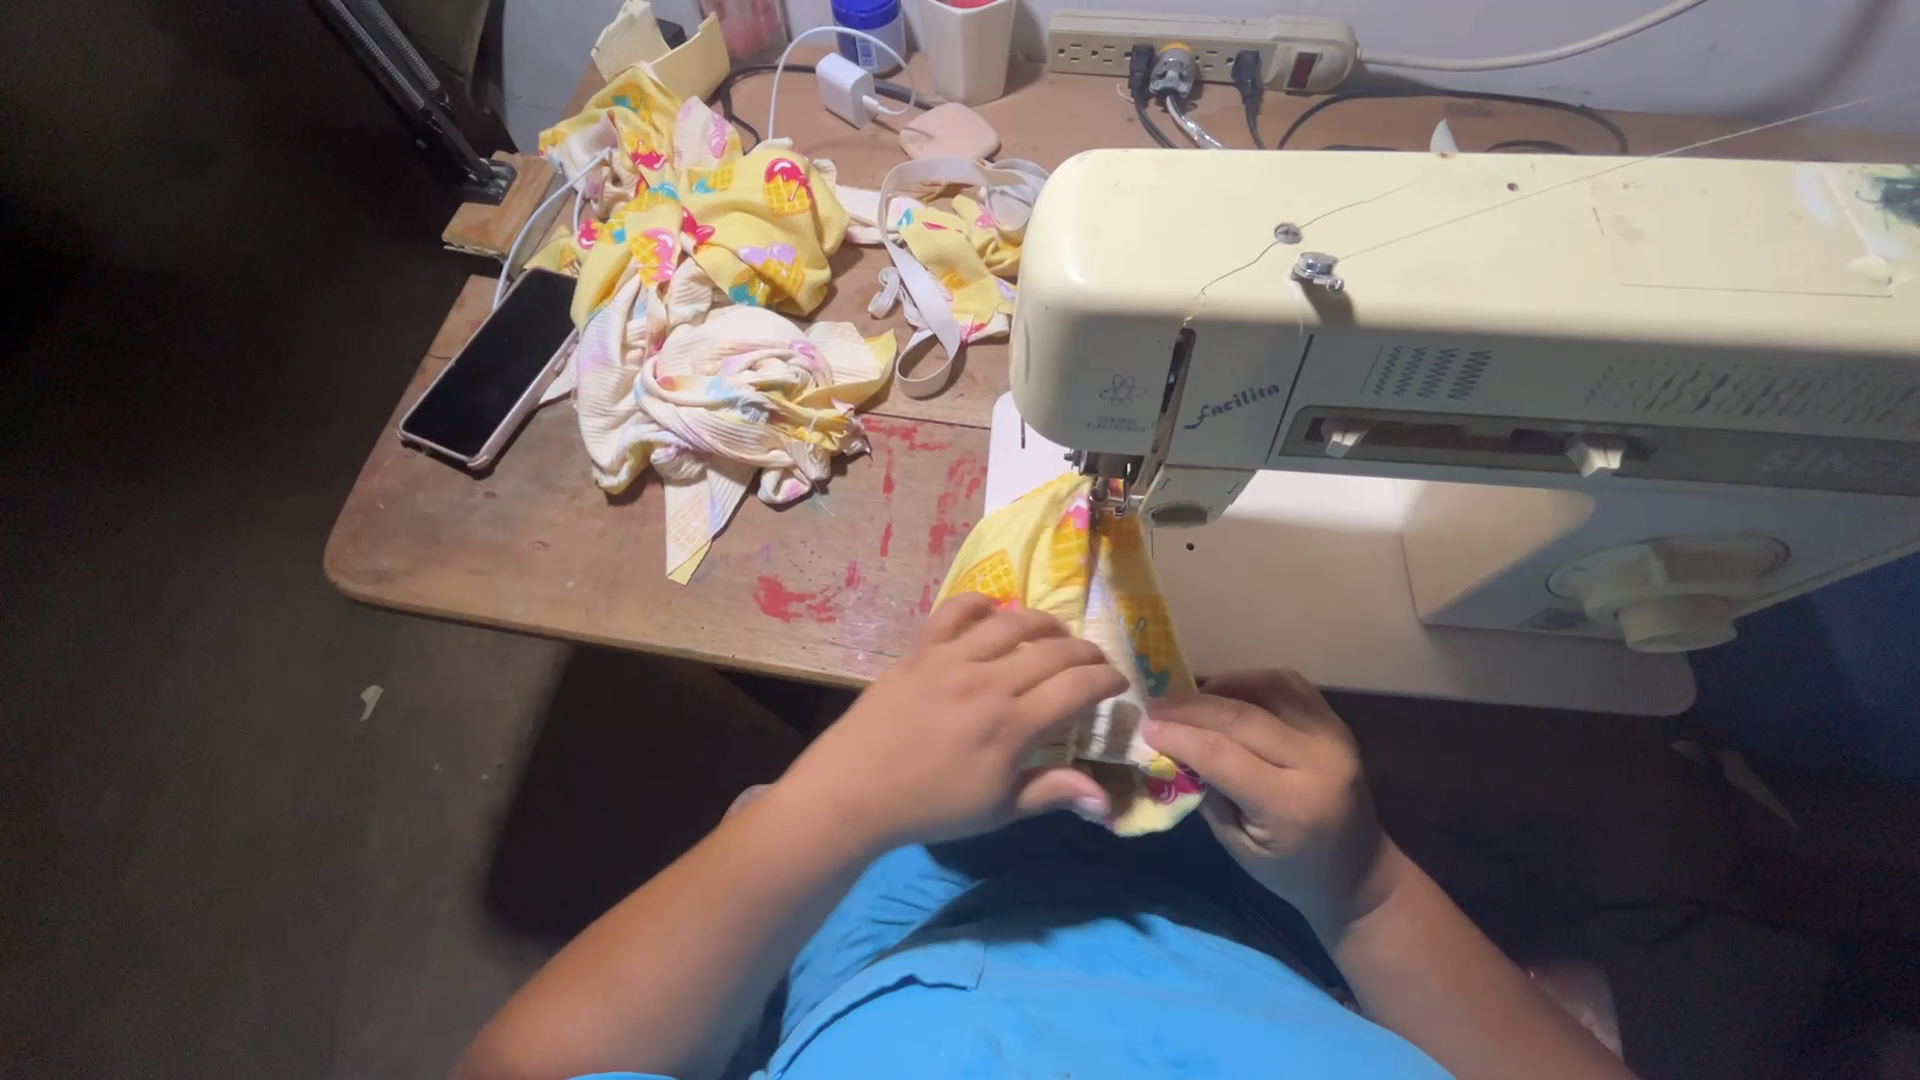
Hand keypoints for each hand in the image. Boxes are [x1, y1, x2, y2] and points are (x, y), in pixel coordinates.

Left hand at [777, 593, 1127, 853]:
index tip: (1118, 683)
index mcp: (1010, 725)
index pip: (1077, 688)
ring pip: (1010, 623)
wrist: (854, 791)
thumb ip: (1052, 793)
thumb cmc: (931, 806)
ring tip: (1056, 634)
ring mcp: (950, 659)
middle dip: (1084, 652)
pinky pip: (954, 611)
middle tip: (1094, 661)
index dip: (1106, 680)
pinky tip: (994, 613)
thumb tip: (1108, 801)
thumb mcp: (996, 810)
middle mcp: (986, 682)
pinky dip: (980, 604)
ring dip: (1043, 623)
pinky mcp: (920, 649)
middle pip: (1052, 650)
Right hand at [1144, 670, 1403, 934]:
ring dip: (1220, 686)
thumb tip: (1168, 748)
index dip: (1178, 736)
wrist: (1359, 874)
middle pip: (1240, 716)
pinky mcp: (1336, 723)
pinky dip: (1250, 681)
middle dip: (1189, 707)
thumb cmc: (1290, 871)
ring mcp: (1332, 737)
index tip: (1145, 727)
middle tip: (1154, 706)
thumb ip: (1204, 792)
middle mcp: (1317, 762)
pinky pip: (1288, 685)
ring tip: (1188, 698)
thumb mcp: (1236, 844)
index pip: (1222, 754)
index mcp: (1291, 805)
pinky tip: (1226, 693)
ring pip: (1266, 687)